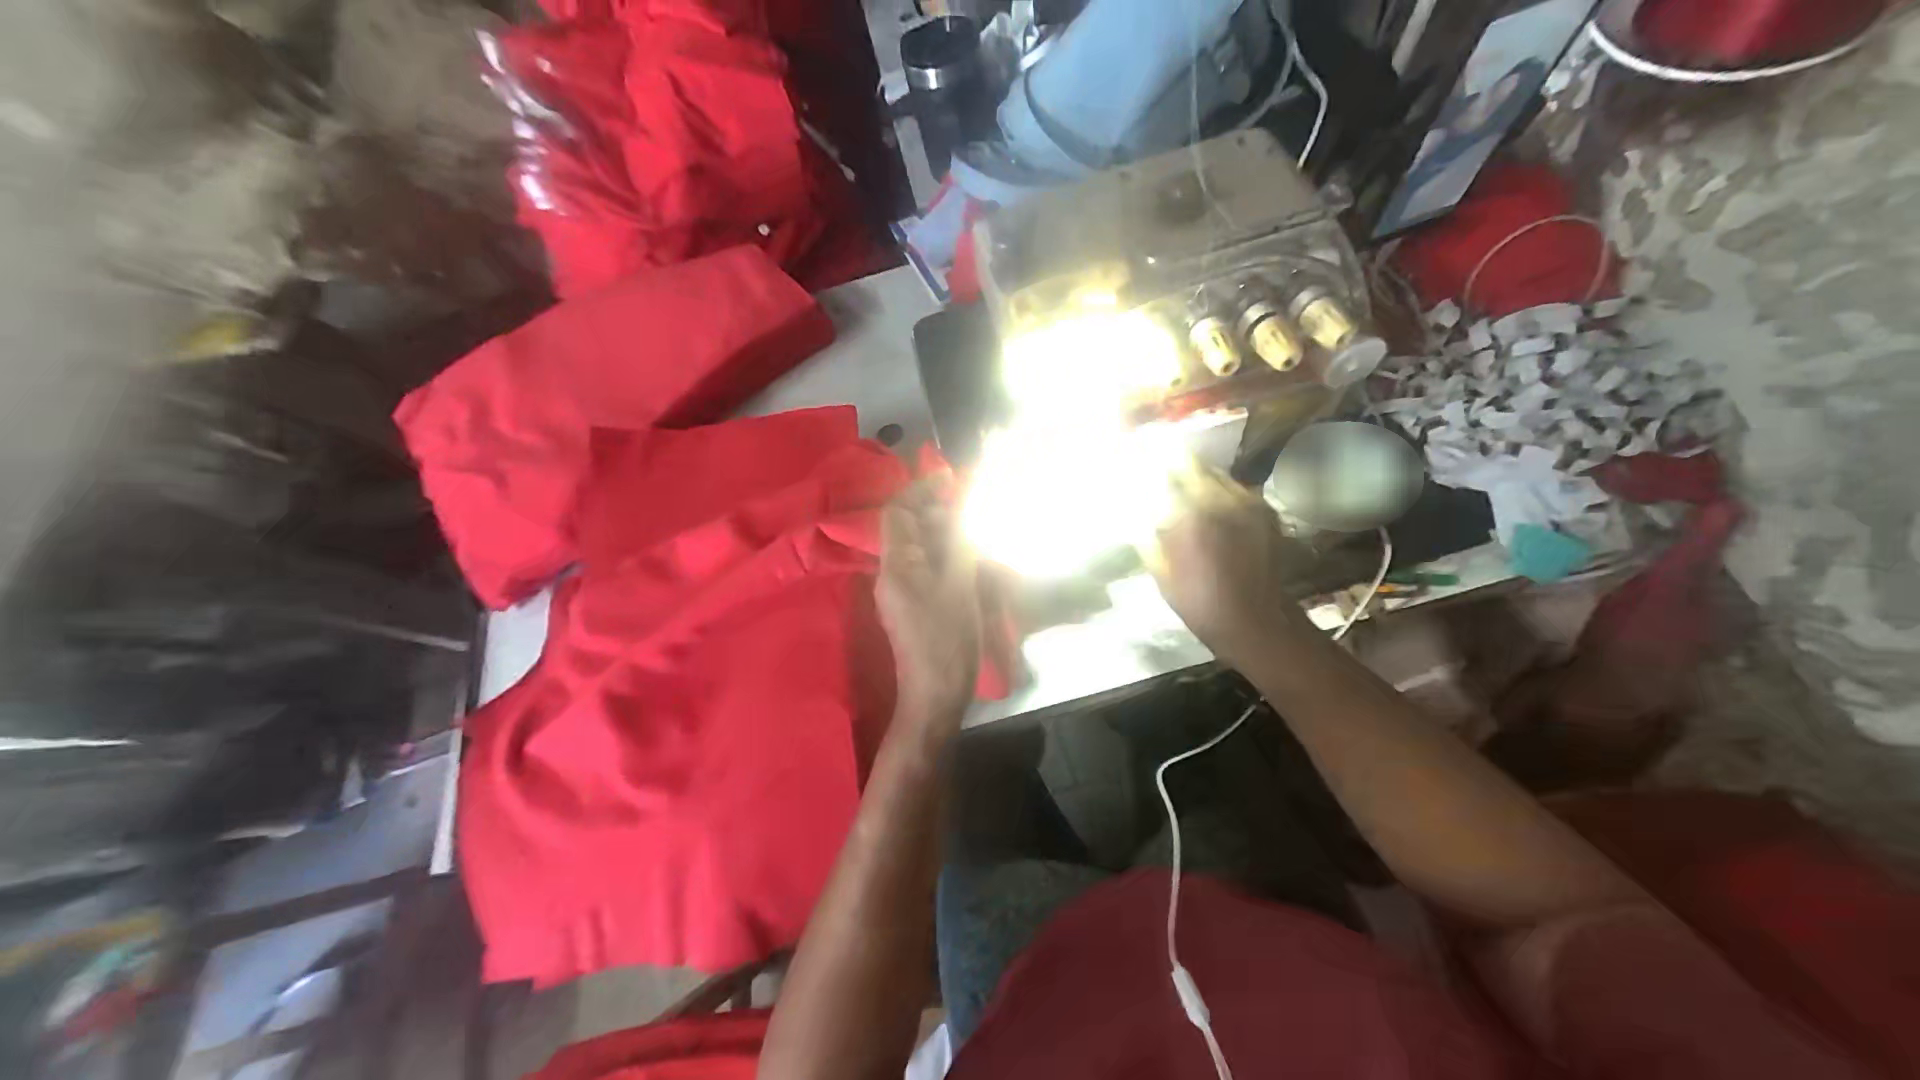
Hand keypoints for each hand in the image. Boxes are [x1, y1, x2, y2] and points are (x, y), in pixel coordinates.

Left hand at [877, 479, 980, 727]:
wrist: (935, 698)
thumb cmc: (947, 642)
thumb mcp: (959, 588)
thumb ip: (959, 543)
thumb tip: (960, 507)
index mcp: (895, 566)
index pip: (897, 512)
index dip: (921, 490)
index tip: (951, 478)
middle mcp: (893, 575)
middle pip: (913, 530)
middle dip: (945, 517)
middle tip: (978, 515)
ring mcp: (904, 593)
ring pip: (927, 552)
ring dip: (954, 542)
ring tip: (984, 544)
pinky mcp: (918, 608)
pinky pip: (934, 573)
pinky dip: (955, 565)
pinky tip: (980, 571)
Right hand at [1147, 466, 1310, 668]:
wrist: (1257, 621)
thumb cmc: (1200, 603)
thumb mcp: (1161, 572)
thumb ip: (1145, 535)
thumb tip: (1132, 511)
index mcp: (1191, 514)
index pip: (1163, 471)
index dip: (1148, 462)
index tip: (1135, 458)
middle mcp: (1222, 499)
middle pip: (1192, 464)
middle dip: (1172, 463)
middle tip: (1155, 465)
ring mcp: (1248, 502)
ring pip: (1216, 473)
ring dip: (1196, 474)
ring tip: (1179, 482)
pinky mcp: (1265, 511)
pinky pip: (1235, 488)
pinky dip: (1217, 489)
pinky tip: (1207, 503)